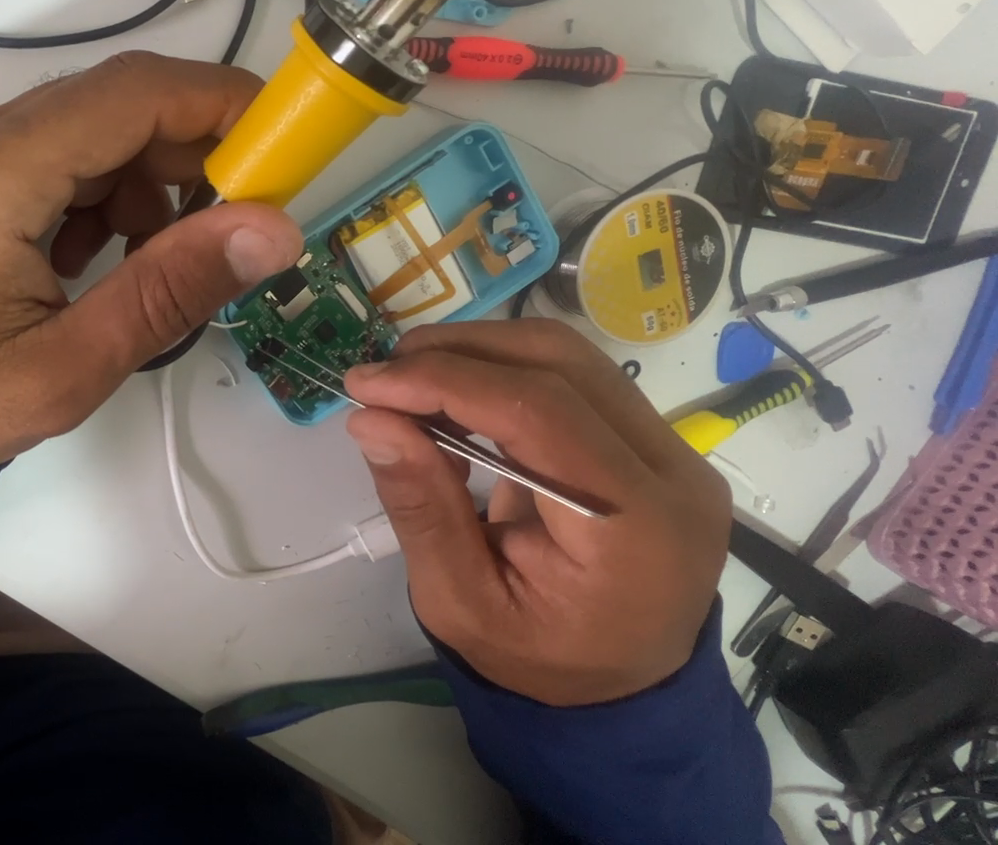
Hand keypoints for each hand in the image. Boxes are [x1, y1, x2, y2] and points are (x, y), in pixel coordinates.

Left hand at [0, 53, 302, 467]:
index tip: (285, 145)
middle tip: (230, 224)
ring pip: (88, 131)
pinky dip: (96, 195)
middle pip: (112, 105)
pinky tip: (88, 261)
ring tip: (145, 265)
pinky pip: (53, 157)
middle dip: (188, 152)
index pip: (130, 95)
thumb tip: (273, 229)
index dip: (219, 103)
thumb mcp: (69, 365)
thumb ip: (169, 290)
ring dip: (141, 182)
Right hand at [344, 320, 730, 706]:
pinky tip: (451, 397)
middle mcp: (672, 473)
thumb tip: (371, 419)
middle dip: (454, 353)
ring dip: (474, 351)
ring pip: (564, 353)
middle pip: (558, 363)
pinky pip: (569, 373)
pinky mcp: (650, 438)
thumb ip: (421, 507)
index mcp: (634, 529)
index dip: (444, 382)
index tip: (365, 385)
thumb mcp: (460, 602)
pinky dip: (497, 368)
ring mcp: (670, 449)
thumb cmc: (538, 655)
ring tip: (409, 382)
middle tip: (381, 380)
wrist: (619, 684)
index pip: (538, 414)